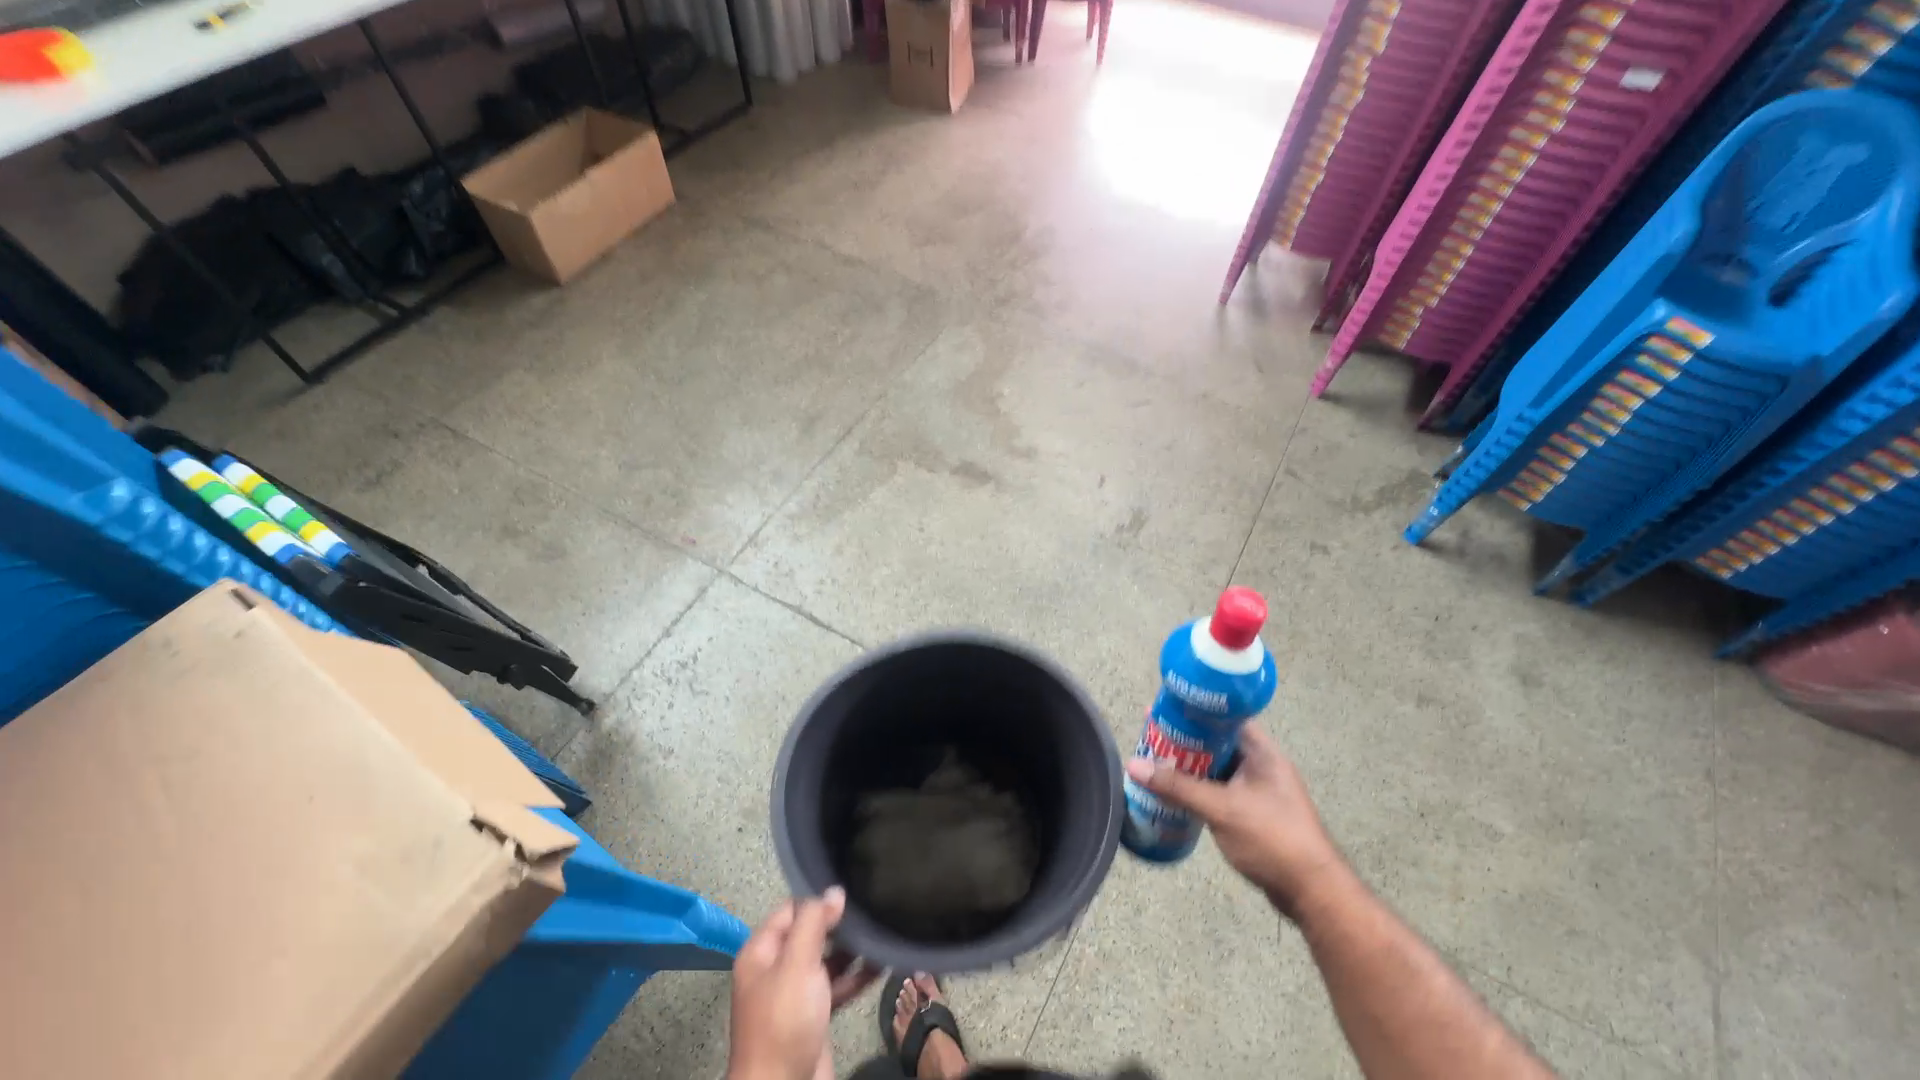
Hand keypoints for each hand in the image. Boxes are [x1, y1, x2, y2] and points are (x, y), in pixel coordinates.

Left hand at [727, 888, 881, 1079]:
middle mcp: (776, 970)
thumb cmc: (784, 1020)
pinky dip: (857, 977)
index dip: (817, 899)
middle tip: (871, 906)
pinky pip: (837, 987)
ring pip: (827, 962)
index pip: (789, 910)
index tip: (850, 887)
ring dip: (852, 950)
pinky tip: (883, 964)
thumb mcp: (796, 964)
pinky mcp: (815, 1017)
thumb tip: (833, 891)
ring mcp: (796, 995)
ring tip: (883, 930)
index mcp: (761, 953)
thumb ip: (814, 924)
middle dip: (838, 923)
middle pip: (810, 935)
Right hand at [1126, 724, 1344, 917]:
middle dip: (1184, 743)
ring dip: (1189, 770)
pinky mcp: (1253, 816)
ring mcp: (1258, 793)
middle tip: (1149, 740)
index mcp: (1262, 753)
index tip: (1163, 711)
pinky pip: (1219, 794)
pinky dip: (1198, 793)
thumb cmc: (1271, 837)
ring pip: (1216, 772)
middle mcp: (1262, 767)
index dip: (1195, 713)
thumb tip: (1134, 765)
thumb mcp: (1221, 808)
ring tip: (1154, 766)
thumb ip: (1178, 787)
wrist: (1310, 889)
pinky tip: (1174, 798)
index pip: (1226, 719)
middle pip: (1217, 745)